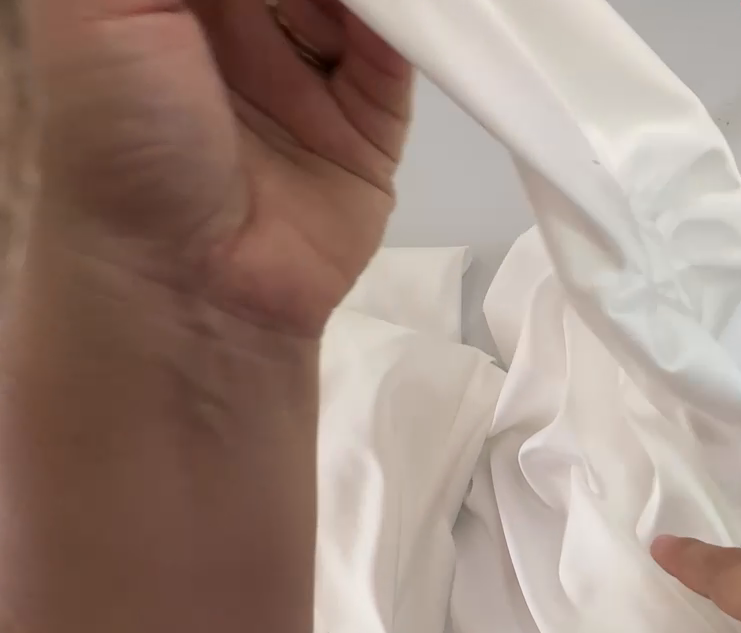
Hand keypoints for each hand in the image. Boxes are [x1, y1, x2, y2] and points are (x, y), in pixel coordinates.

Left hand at [29, 0, 411, 338]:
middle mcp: (234, 30)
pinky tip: (413, 23)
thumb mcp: (102, 5)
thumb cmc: (123, 132)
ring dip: (370, 0)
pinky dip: (407, 43)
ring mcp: (307, 83)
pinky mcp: (368, 134)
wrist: (198, 272)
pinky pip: (391, 74)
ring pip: (351, 13)